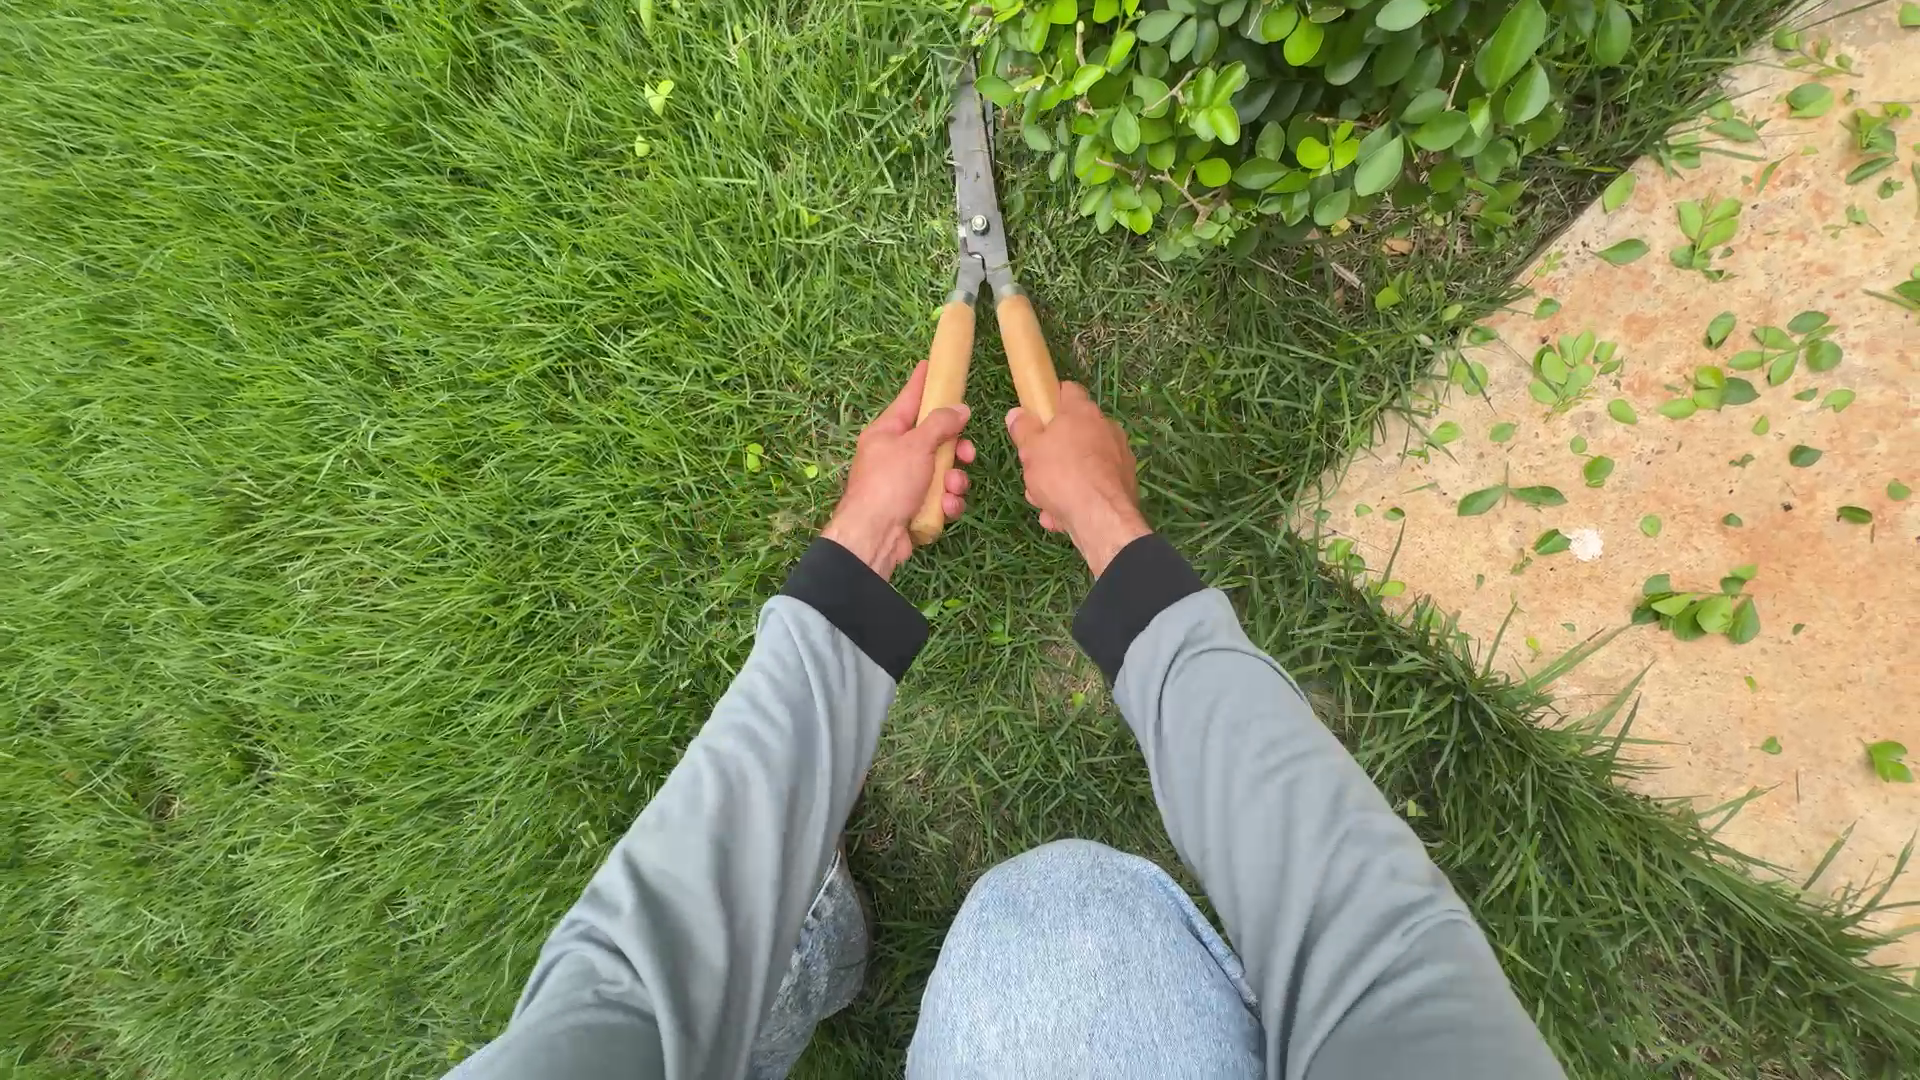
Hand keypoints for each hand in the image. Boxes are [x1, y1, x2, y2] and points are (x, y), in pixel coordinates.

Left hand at [821, 361, 973, 581]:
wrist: (874, 536)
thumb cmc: (889, 483)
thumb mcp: (916, 445)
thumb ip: (940, 424)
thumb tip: (960, 408)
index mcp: (887, 432)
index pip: (909, 399)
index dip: (923, 382)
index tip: (931, 364)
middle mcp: (895, 454)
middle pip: (934, 439)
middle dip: (955, 448)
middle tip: (968, 453)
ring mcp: (905, 482)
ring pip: (943, 471)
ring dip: (954, 480)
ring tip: (951, 488)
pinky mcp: (915, 507)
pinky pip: (940, 497)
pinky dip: (947, 502)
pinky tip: (947, 508)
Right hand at [1006, 382, 1149, 577]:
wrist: (1100, 516)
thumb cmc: (1061, 474)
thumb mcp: (1030, 450)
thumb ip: (1023, 429)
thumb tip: (1017, 413)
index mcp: (1082, 411)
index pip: (1067, 390)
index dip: (1049, 401)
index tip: (1035, 418)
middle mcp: (1106, 428)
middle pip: (1072, 433)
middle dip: (1050, 453)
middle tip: (1035, 471)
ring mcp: (1119, 456)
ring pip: (1080, 464)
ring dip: (1060, 481)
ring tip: (1044, 502)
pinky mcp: (1124, 483)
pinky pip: (1092, 486)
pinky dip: (1076, 498)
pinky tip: (1059, 517)